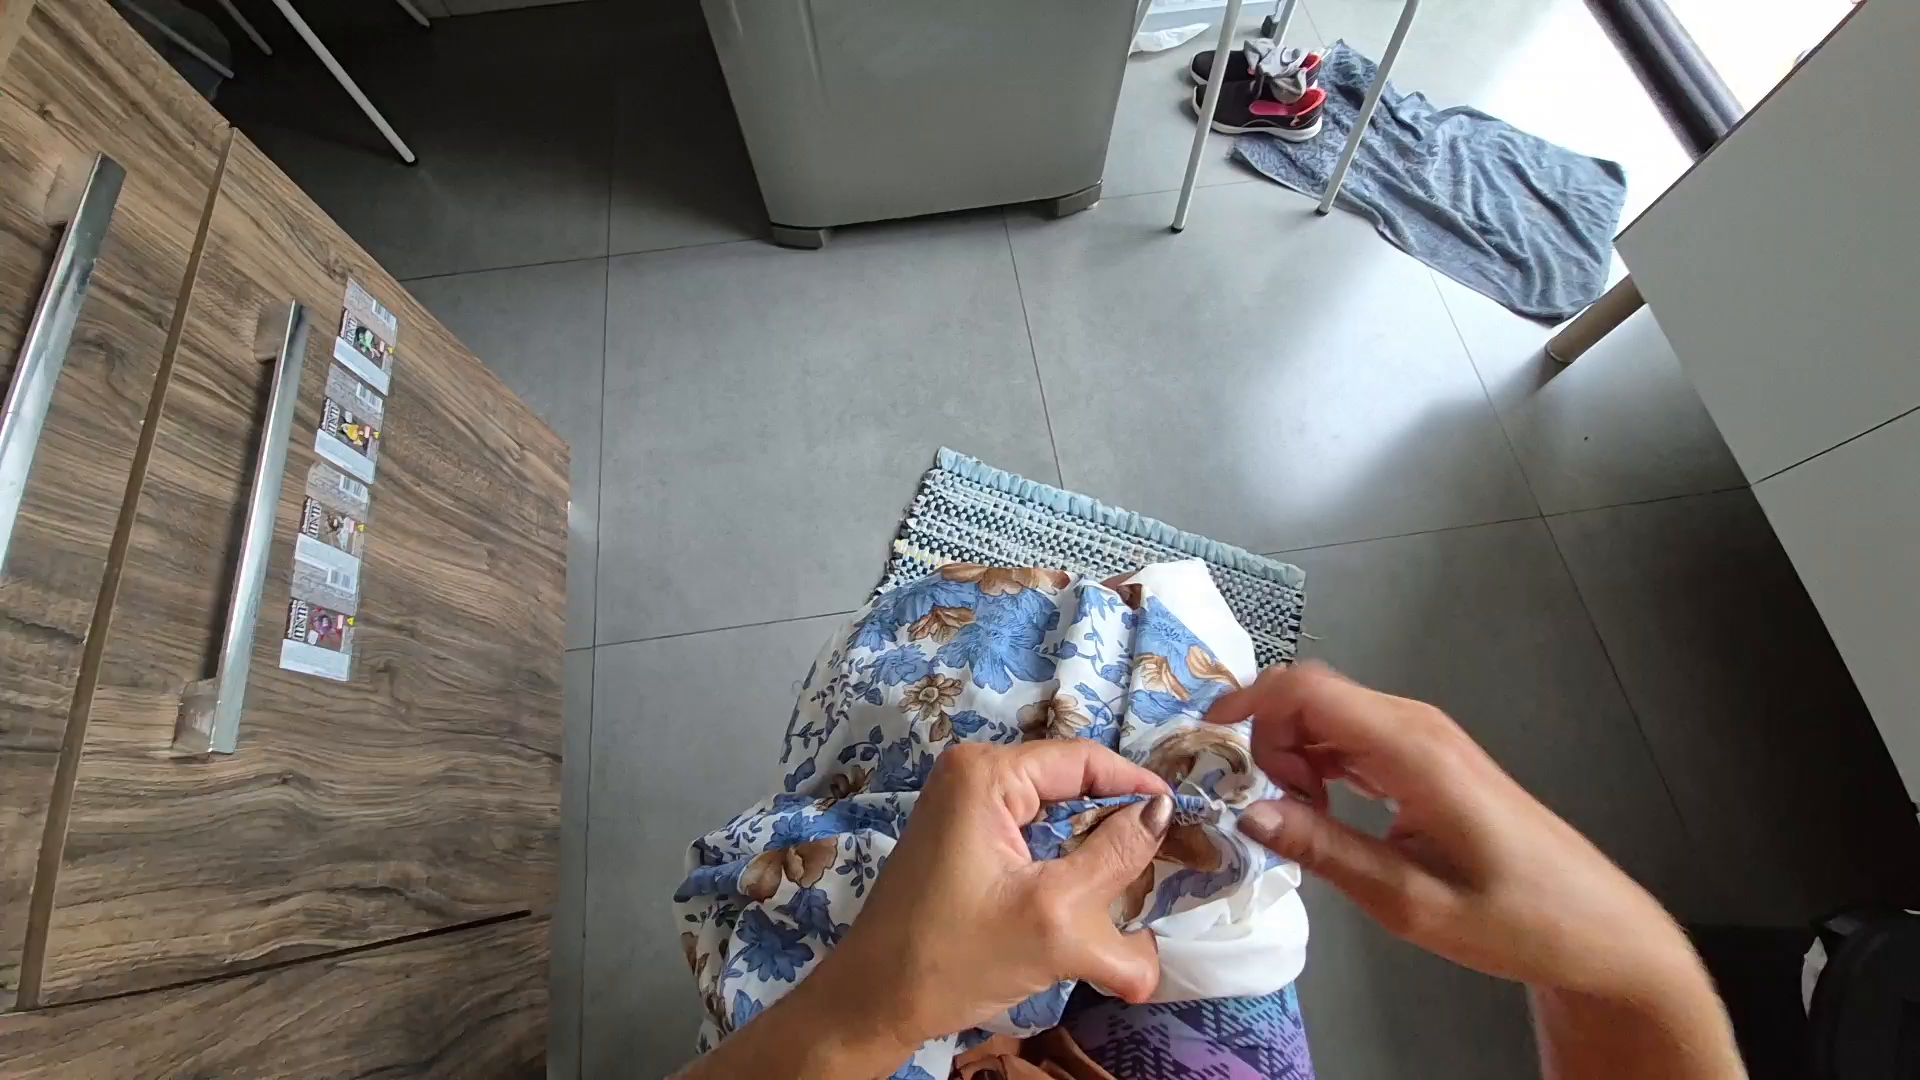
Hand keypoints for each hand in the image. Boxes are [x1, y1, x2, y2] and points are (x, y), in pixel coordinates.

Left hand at [677, 740, 1173, 1079]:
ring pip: (1051, 810)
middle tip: (1166, 856)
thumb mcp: (1051, 914)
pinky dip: (1062, 856)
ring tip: (1132, 880)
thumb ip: (1113, 856)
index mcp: (986, 772)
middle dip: (1114, 821)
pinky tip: (1087, 889)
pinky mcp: (962, 833)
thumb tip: (1161, 812)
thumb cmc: (956, 955)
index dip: (1135, 783)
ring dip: (1090, 845)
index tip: (1183, 815)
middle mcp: (973, 772)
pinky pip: (1029, 830)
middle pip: (1067, 783)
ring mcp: (963, 801)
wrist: (873, 1003)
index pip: (1081, 759)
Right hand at [1206, 662, 1697, 1001]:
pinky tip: (1326, 807)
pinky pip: (1344, 733)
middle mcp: (1410, 723)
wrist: (1603, 932)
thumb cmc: (1516, 920)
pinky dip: (1316, 761)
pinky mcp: (1418, 750)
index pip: (1307, 689)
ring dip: (1292, 754)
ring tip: (1306, 816)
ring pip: (1321, 712)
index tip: (1211, 740)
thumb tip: (1246, 812)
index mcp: (1410, 748)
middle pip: (1306, 695)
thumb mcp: (1409, 902)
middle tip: (1279, 809)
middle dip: (1270, 740)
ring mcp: (1417, 733)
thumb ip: (1323, 850)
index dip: (1248, 701)